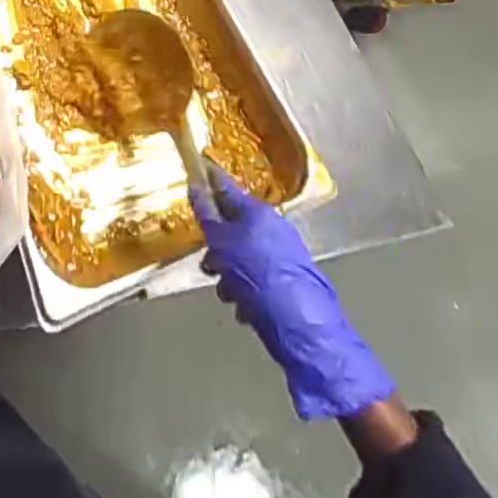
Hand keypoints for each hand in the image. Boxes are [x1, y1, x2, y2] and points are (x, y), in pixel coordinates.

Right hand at [191, 167, 396, 421]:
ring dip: (229, 275)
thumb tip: (195, 185)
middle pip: (231, 226)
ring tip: (230, 295)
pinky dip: (245, 291)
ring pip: (240, 256)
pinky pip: (255, 278)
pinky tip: (245, 309)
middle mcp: (271, 228)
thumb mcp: (224, 244)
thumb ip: (208, 216)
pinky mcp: (286, 281)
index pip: (226, 186)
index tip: (193, 169)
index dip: (207, 178)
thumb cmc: (259, 277)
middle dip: (215, 248)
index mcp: (257, 213)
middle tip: (209, 266)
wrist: (304, 328)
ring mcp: (280, 255)